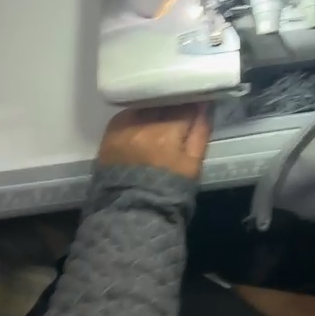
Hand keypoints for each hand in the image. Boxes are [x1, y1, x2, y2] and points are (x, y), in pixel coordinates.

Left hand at [97, 103, 211, 179]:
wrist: (130, 213)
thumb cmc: (169, 189)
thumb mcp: (193, 164)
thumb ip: (201, 131)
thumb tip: (205, 105)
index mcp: (168, 133)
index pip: (185, 105)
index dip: (192, 103)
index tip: (196, 103)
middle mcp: (144, 125)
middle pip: (164, 102)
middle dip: (174, 103)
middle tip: (180, 108)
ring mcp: (124, 128)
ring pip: (146, 105)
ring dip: (156, 108)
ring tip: (162, 115)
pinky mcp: (109, 133)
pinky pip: (128, 114)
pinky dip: (138, 115)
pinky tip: (144, 122)